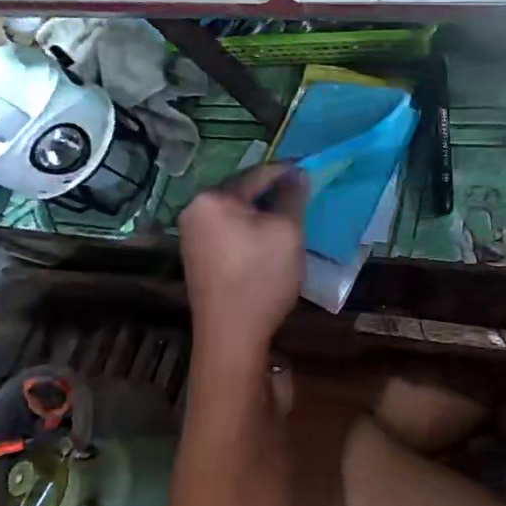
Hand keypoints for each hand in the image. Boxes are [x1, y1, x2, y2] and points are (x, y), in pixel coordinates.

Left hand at [179, 163, 308, 357]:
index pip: (258, 172)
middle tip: (304, 198)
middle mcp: (194, 210)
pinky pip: (228, 230)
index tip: (313, 171)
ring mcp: (191, 235)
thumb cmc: (261, 278)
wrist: (232, 335)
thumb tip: (298, 173)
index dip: (288, 171)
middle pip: (243, 191)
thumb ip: (293, 196)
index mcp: (212, 198)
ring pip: (236, 212)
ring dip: (263, 213)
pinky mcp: (197, 256)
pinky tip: (269, 242)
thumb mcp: (287, 232)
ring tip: (291, 220)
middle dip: (274, 193)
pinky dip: (250, 230)